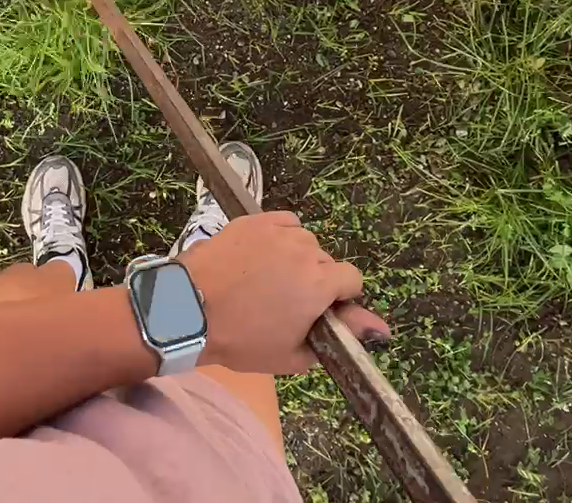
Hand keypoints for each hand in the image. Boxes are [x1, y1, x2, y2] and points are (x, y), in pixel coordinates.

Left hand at [177, 211, 390, 374]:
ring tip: (272, 279)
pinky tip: (265, 255)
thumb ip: (342, 335)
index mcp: (320, 282)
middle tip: (289, 301)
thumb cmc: (242, 338)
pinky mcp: (253, 220)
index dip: (341, 297)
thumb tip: (381, 327)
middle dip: (317, 279)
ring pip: (304, 241)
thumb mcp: (296, 351)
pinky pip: (283, 222)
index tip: (321, 311)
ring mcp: (277, 231)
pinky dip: (281, 236)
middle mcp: (304, 249)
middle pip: (326, 260)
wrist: (190, 308)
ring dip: (297, 257)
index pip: (352, 279)